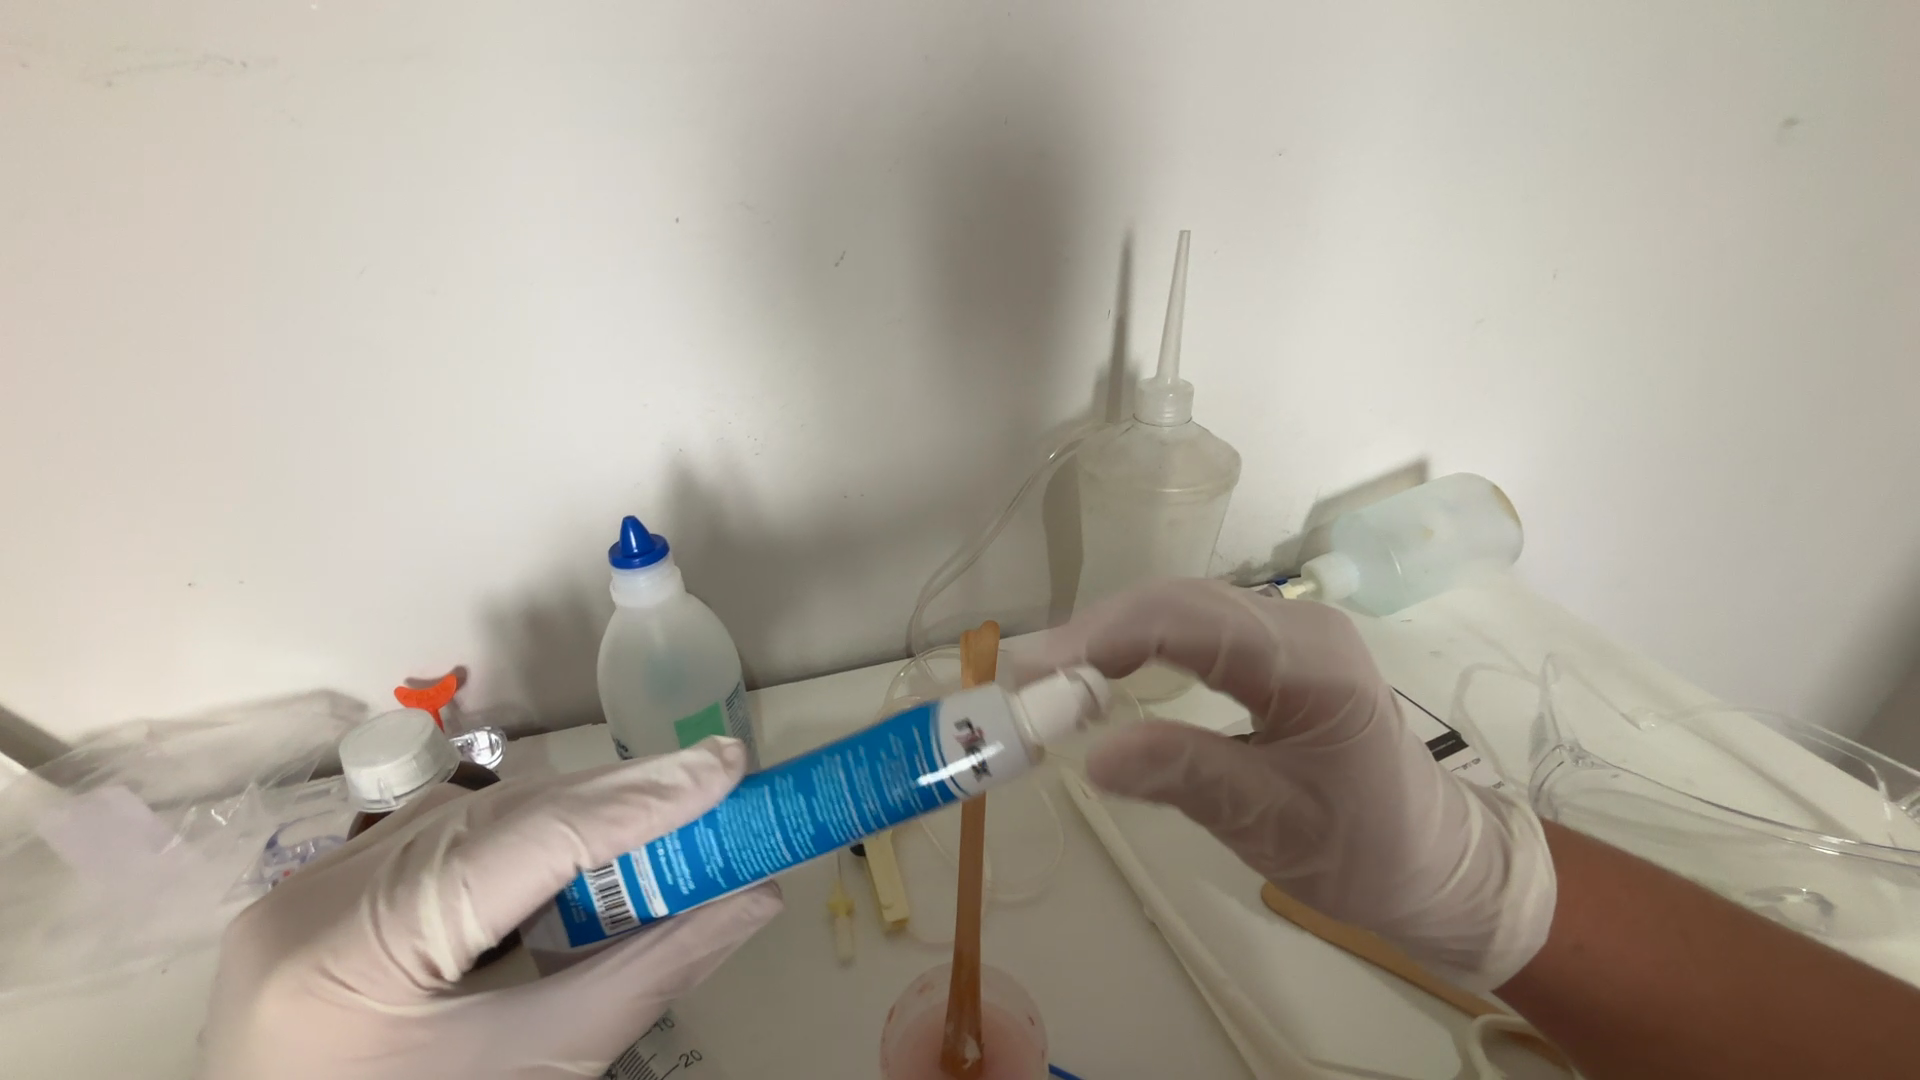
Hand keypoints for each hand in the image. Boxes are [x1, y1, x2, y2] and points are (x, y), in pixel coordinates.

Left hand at [198, 738, 780, 1078]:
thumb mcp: (542, 1070)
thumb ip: (654, 970)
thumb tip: (758, 896)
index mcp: (349, 951)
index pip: (526, 838)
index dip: (639, 798)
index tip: (730, 763)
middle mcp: (318, 894)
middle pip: (505, 812)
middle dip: (622, 796)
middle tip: (717, 778)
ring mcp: (311, 889)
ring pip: (480, 811)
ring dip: (582, 808)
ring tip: (663, 811)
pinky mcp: (325, 895)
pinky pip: (449, 834)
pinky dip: (530, 832)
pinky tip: (578, 846)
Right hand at [1023, 578, 1553, 988]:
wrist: (1437, 861)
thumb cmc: (1366, 851)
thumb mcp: (1276, 827)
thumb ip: (1189, 779)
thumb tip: (1095, 756)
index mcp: (1311, 662)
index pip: (1191, 621)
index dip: (1106, 635)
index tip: (1037, 670)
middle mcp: (1297, 624)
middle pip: (1177, 601)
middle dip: (1095, 632)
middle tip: (1028, 675)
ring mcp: (1287, 628)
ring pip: (1178, 607)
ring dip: (1109, 635)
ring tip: (1051, 675)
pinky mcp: (1273, 646)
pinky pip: (1191, 627)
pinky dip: (1135, 644)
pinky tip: (1102, 669)